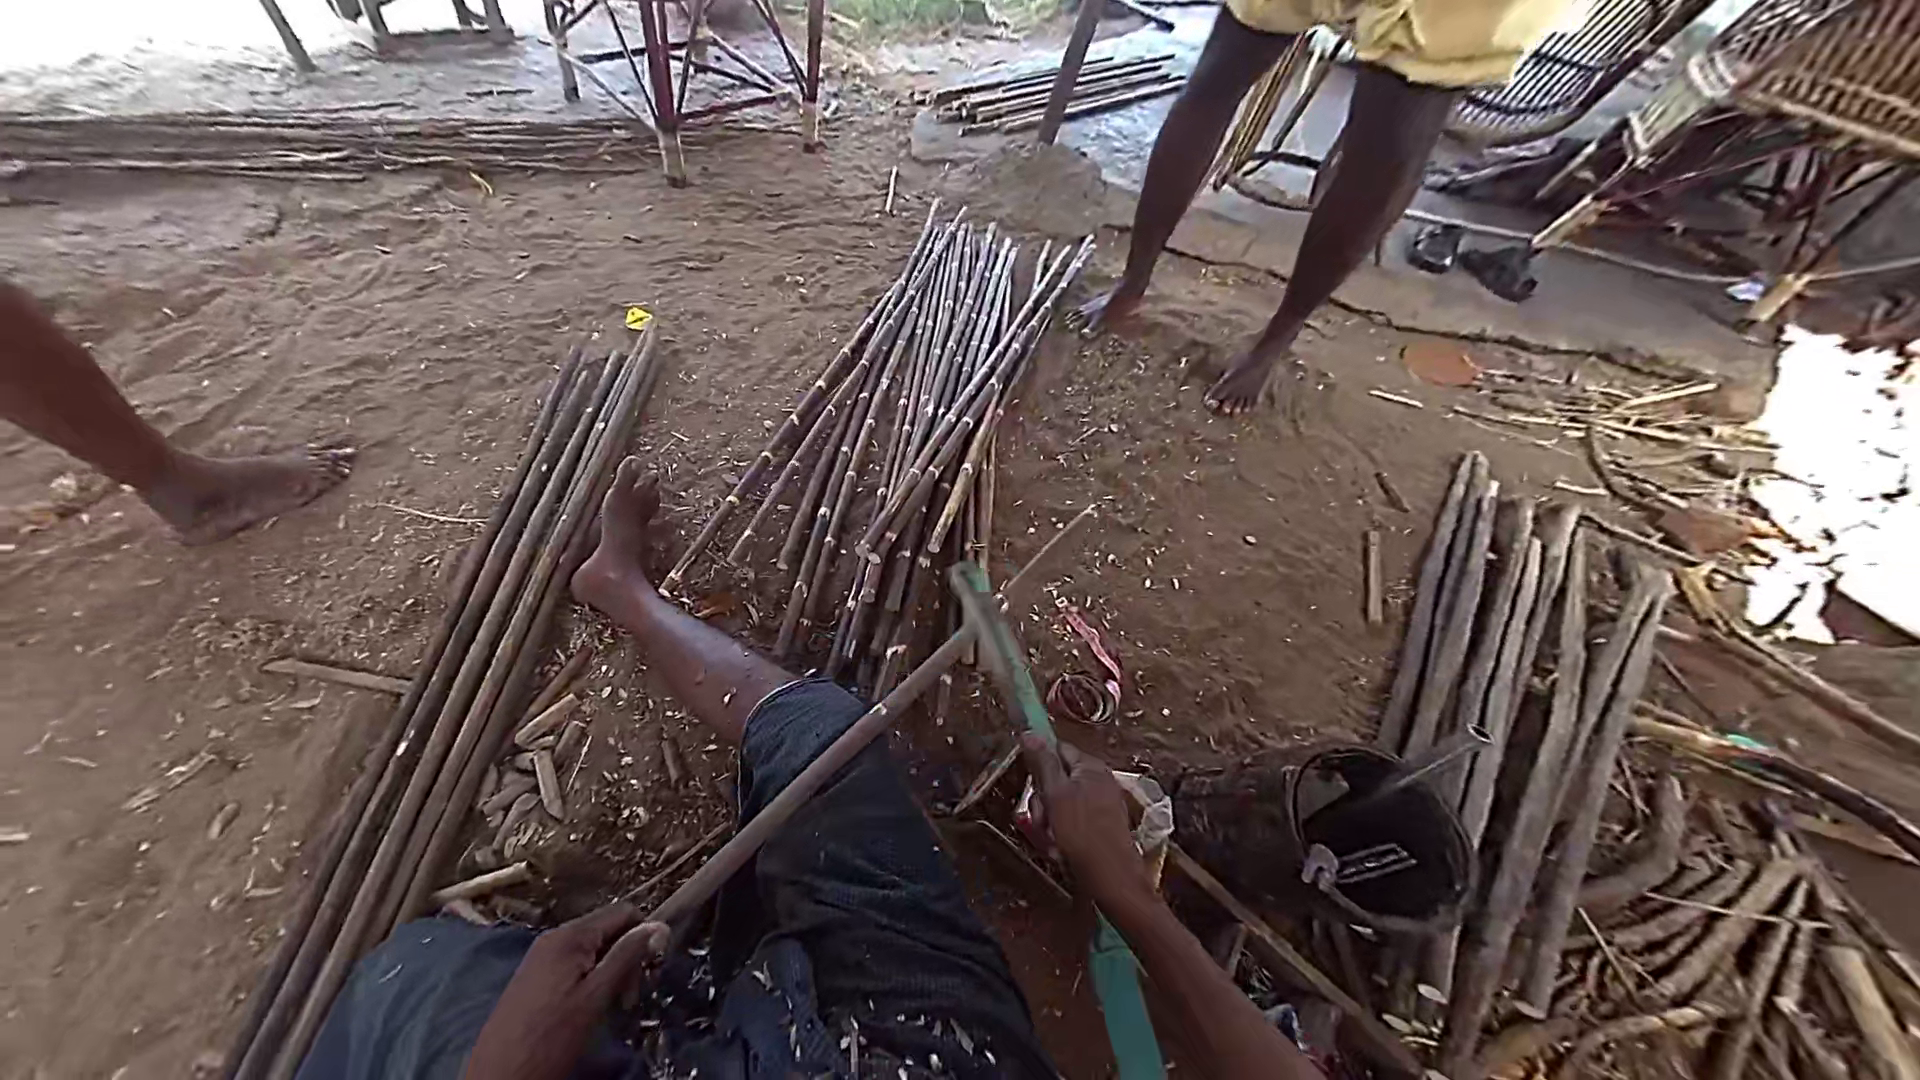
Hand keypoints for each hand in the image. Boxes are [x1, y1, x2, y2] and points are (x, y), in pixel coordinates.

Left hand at [462, 904, 670, 1079]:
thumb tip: (662, 925)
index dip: (643, 936)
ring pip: (593, 949)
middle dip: (626, 958)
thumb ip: (629, 955)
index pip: (625, 912)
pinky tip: (586, 1009)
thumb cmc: (549, 1040)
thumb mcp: (596, 996)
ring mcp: (540, 958)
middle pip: (609, 930)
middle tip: (628, 998)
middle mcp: (554, 937)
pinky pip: (574, 964)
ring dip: (609, 972)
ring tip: (609, 1006)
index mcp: (570, 935)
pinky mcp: (532, 979)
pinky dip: (589, 980)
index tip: (647, 972)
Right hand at [1019, 734, 1152, 906]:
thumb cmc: (1083, 834)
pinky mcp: (1100, 827)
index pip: (1057, 749)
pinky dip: (1061, 834)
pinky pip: (1071, 821)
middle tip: (1041, 820)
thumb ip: (1043, 763)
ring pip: (1060, 803)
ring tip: (1052, 840)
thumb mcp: (1056, 795)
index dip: (1040, 764)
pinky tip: (1060, 850)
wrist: (1114, 882)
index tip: (1030, 784)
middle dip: (1042, 801)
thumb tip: (1029, 732)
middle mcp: (1098, 781)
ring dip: (1049, 822)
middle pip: (1056, 778)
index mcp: (1090, 767)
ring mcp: (1101, 804)